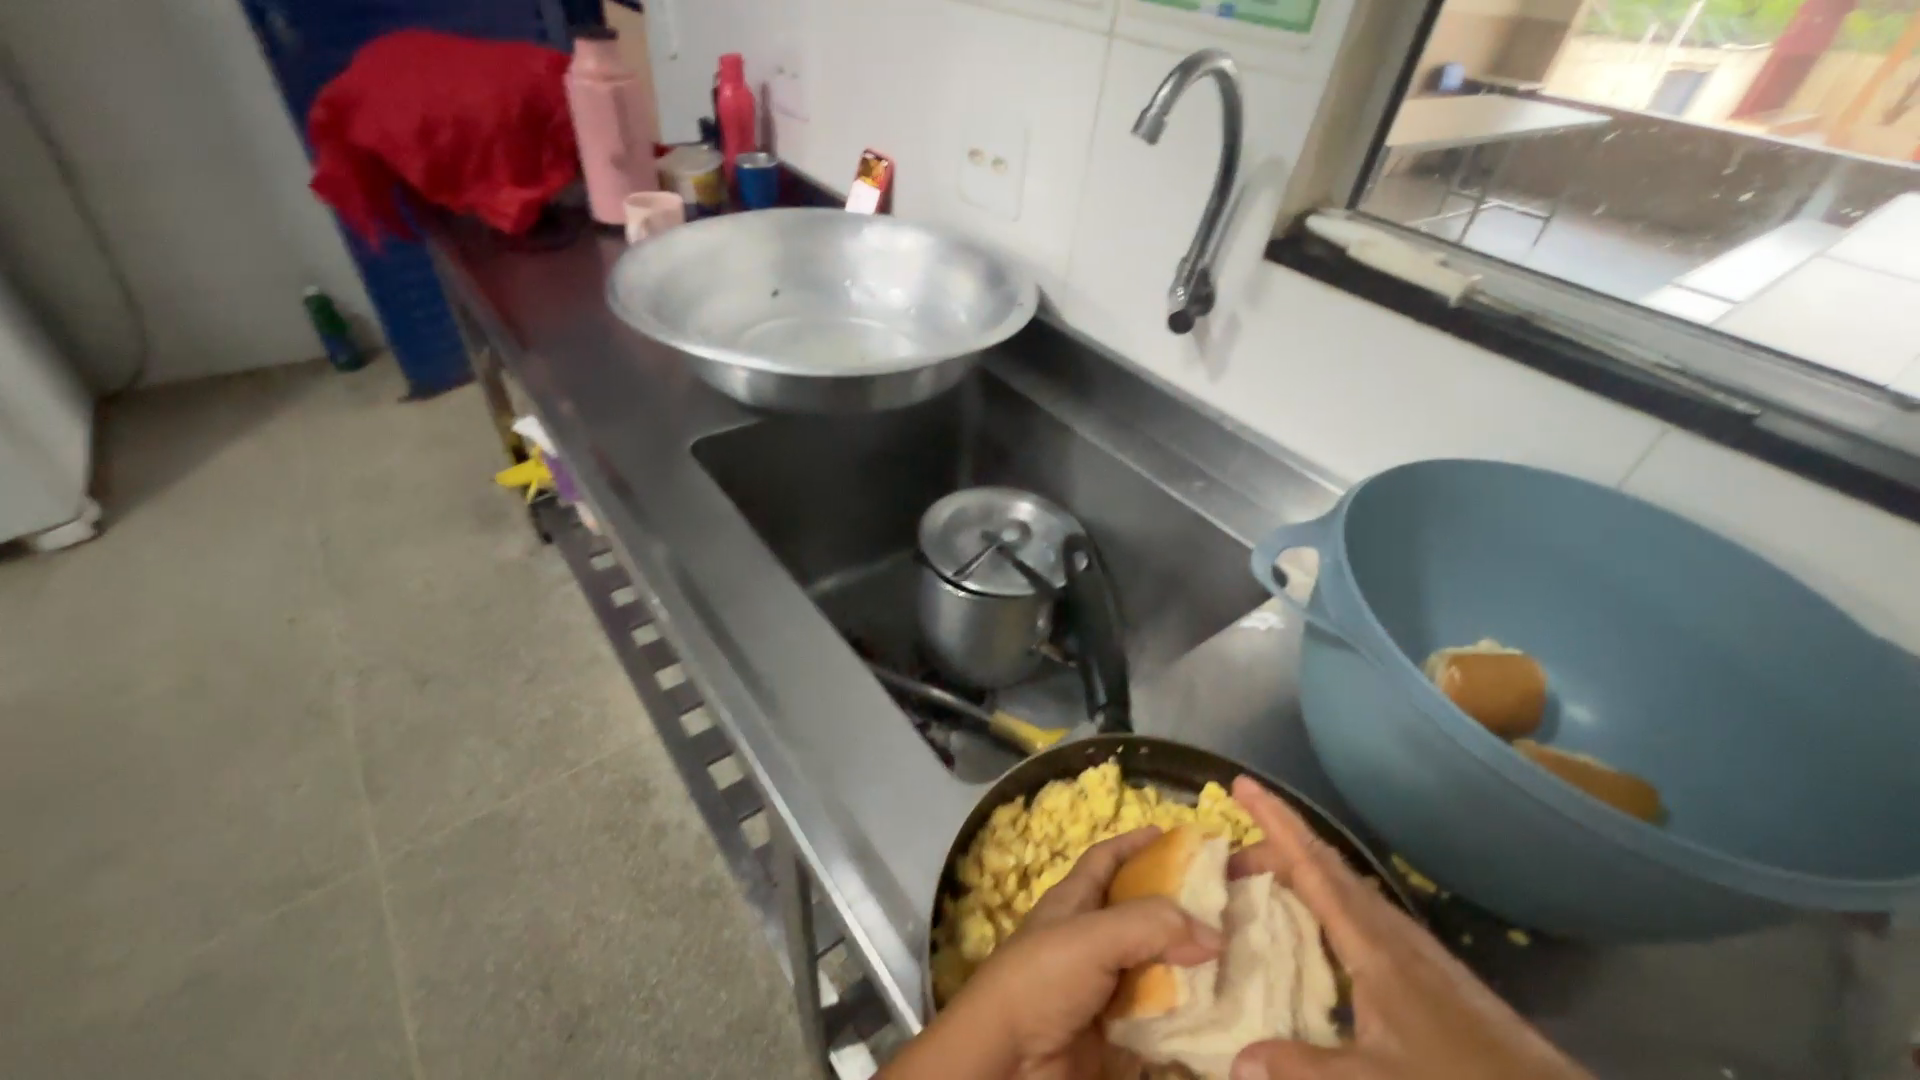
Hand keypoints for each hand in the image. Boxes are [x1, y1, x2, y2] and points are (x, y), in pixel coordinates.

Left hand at [953, 828, 1221, 1079]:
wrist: (1009, 1059)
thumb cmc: (1040, 979)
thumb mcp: (1091, 937)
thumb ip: (1149, 925)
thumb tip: (1213, 933)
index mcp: (1073, 901)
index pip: (1106, 859)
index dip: (1134, 843)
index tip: (1172, 834)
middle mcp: (1089, 938)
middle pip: (1140, 914)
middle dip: (1180, 908)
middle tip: (1226, 904)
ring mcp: (1103, 984)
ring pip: (1156, 964)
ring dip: (1191, 962)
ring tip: (1238, 954)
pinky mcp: (1116, 1028)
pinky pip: (1160, 1013)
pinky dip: (1187, 1009)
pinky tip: (1220, 1003)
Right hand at [1225, 777, 1592, 1079]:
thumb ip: (1303, 1069)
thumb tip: (1236, 1062)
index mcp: (1372, 945)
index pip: (1314, 866)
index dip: (1276, 822)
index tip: (1243, 785)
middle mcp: (1391, 931)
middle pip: (1326, 866)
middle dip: (1277, 844)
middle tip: (1229, 855)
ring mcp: (1412, 947)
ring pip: (1346, 886)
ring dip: (1302, 870)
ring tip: (1263, 877)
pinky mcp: (1426, 969)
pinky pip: (1361, 911)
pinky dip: (1325, 899)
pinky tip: (1318, 928)